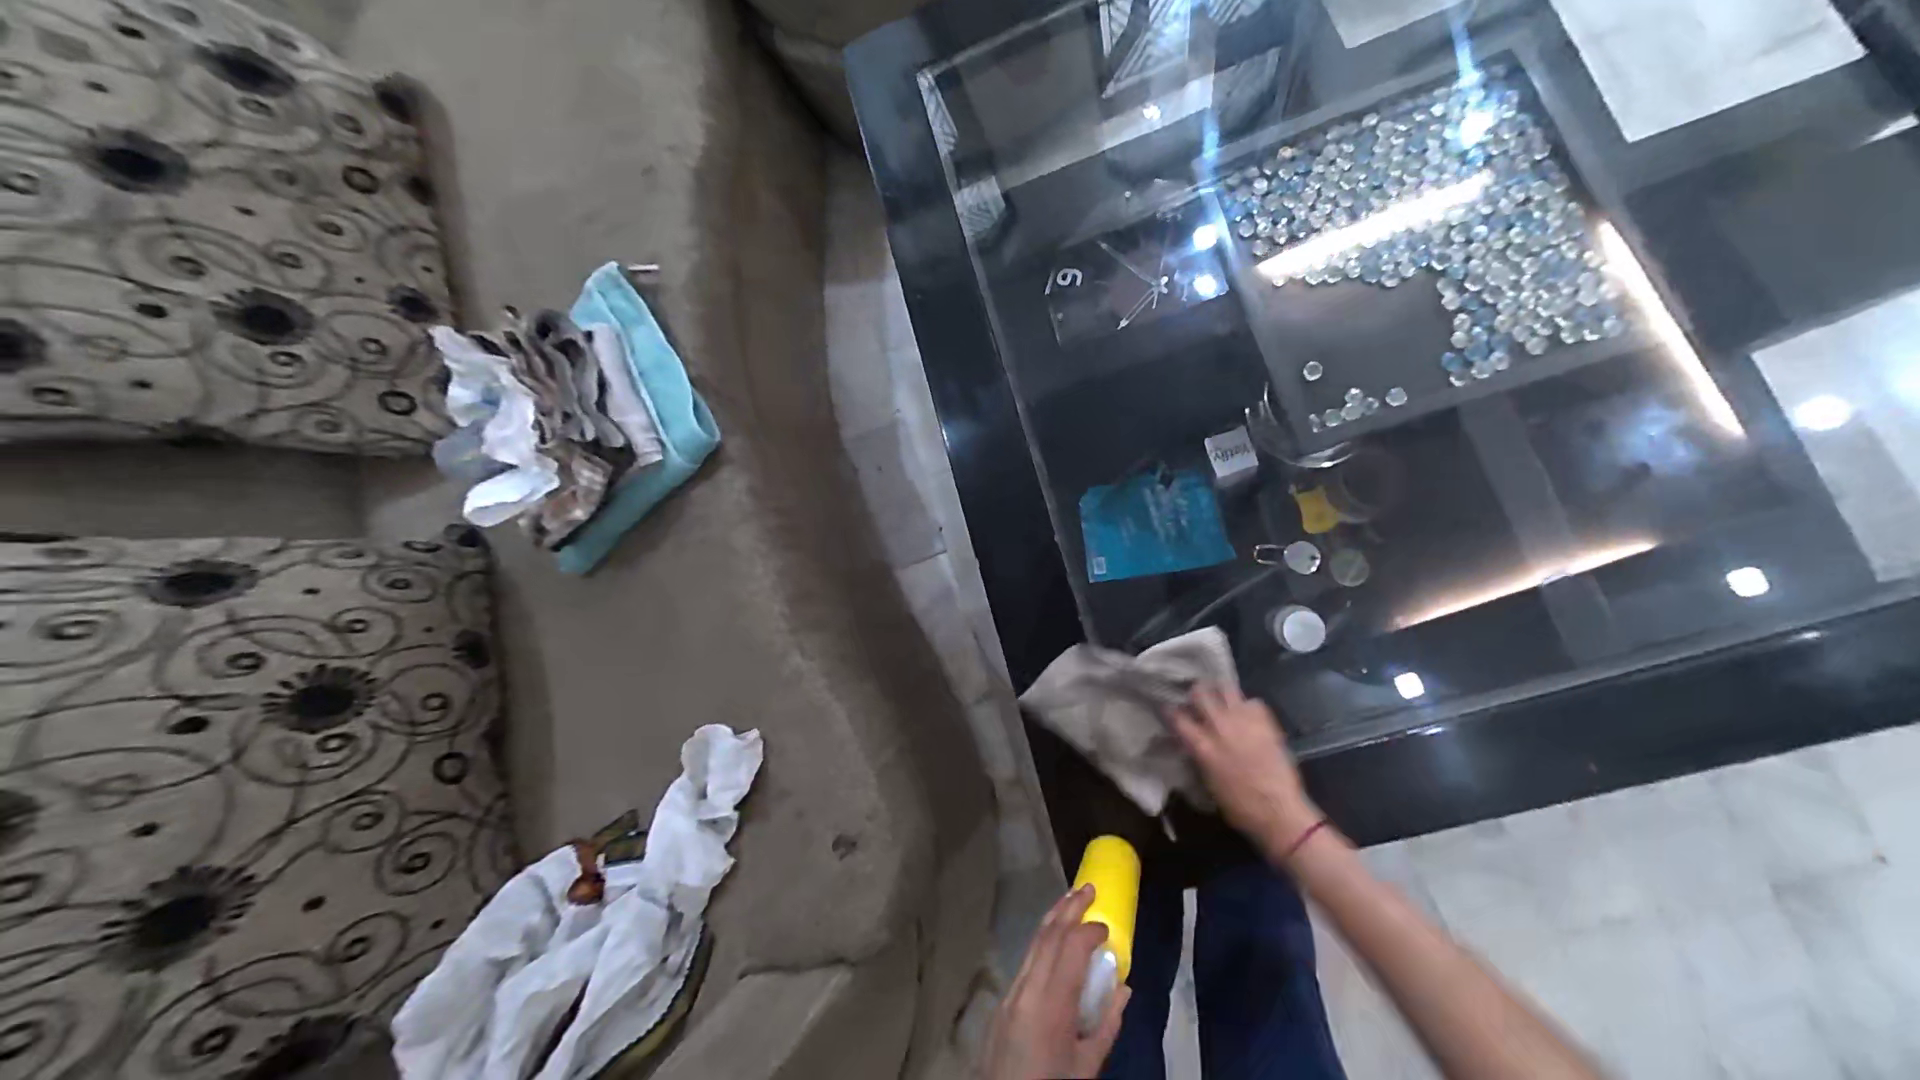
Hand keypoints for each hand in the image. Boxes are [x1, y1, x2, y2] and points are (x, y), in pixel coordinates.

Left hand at [979, 885, 1130, 1079]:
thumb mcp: (1087, 1068)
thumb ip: (1106, 1025)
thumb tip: (1124, 989)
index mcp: (1051, 1006)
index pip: (1070, 950)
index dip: (1089, 931)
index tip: (1107, 927)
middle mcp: (1027, 990)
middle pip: (1047, 936)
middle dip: (1069, 908)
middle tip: (1088, 887)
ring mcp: (1011, 993)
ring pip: (1033, 944)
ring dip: (1053, 918)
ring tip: (1071, 899)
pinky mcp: (1003, 1001)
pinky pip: (1026, 960)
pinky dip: (1043, 941)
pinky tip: (1054, 938)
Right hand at [1167, 684, 1319, 852]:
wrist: (1279, 811)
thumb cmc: (1239, 806)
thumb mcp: (1207, 780)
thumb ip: (1198, 755)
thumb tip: (1193, 743)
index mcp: (1202, 745)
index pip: (1177, 716)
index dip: (1171, 710)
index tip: (1170, 709)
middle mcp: (1220, 727)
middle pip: (1200, 692)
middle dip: (1196, 693)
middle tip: (1197, 699)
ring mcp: (1244, 721)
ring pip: (1226, 688)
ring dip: (1220, 692)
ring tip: (1221, 699)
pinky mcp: (1266, 722)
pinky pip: (1252, 701)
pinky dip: (1247, 706)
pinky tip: (1247, 716)